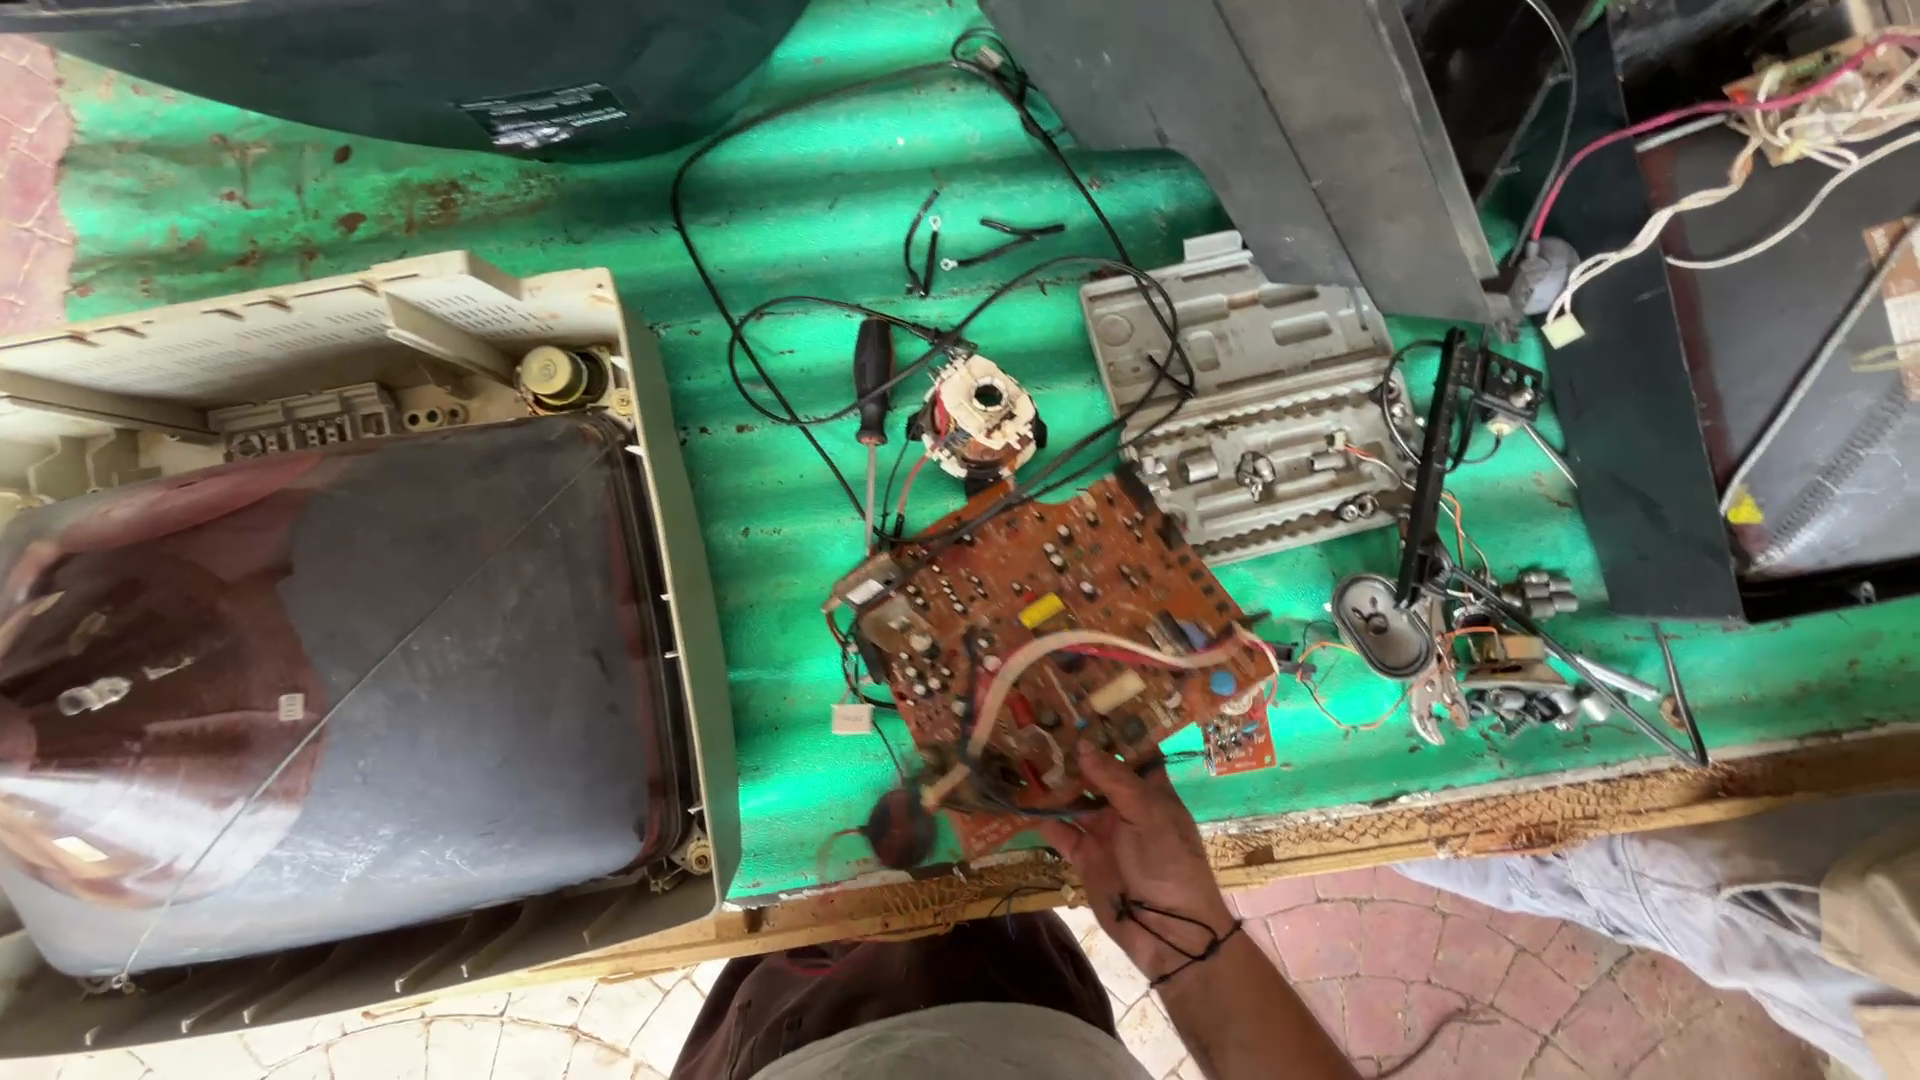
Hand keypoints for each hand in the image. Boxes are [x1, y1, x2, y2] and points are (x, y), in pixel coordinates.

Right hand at [1039, 741, 1235, 980]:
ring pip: (1074, 799)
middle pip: (1096, 773)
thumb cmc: (1169, 863)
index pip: (1132, 752)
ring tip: (1024, 755)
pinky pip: (1060, 832)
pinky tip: (1020, 799)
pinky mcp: (1084, 856)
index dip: (1111, 731)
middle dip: (1072, 754)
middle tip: (1041, 725)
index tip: (1083, 706)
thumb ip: (1113, 779)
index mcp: (1151, 790)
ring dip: (1053, 783)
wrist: (1168, 933)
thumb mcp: (1147, 813)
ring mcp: (1104, 831)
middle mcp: (1126, 805)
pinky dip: (1041, 818)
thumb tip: (1081, 745)